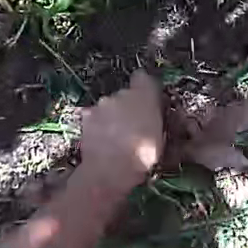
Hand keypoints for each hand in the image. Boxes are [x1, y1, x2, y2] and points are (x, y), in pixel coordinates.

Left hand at [79, 71, 163, 188]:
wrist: (110, 169)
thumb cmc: (143, 154)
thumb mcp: (160, 136)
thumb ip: (155, 117)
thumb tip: (153, 114)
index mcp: (144, 95)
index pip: (143, 78)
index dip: (144, 87)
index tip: (146, 98)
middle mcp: (122, 93)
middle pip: (125, 94)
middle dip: (128, 106)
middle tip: (132, 126)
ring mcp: (102, 104)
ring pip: (109, 106)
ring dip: (112, 116)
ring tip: (115, 137)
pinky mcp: (87, 116)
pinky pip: (95, 117)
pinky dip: (98, 125)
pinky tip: (102, 140)